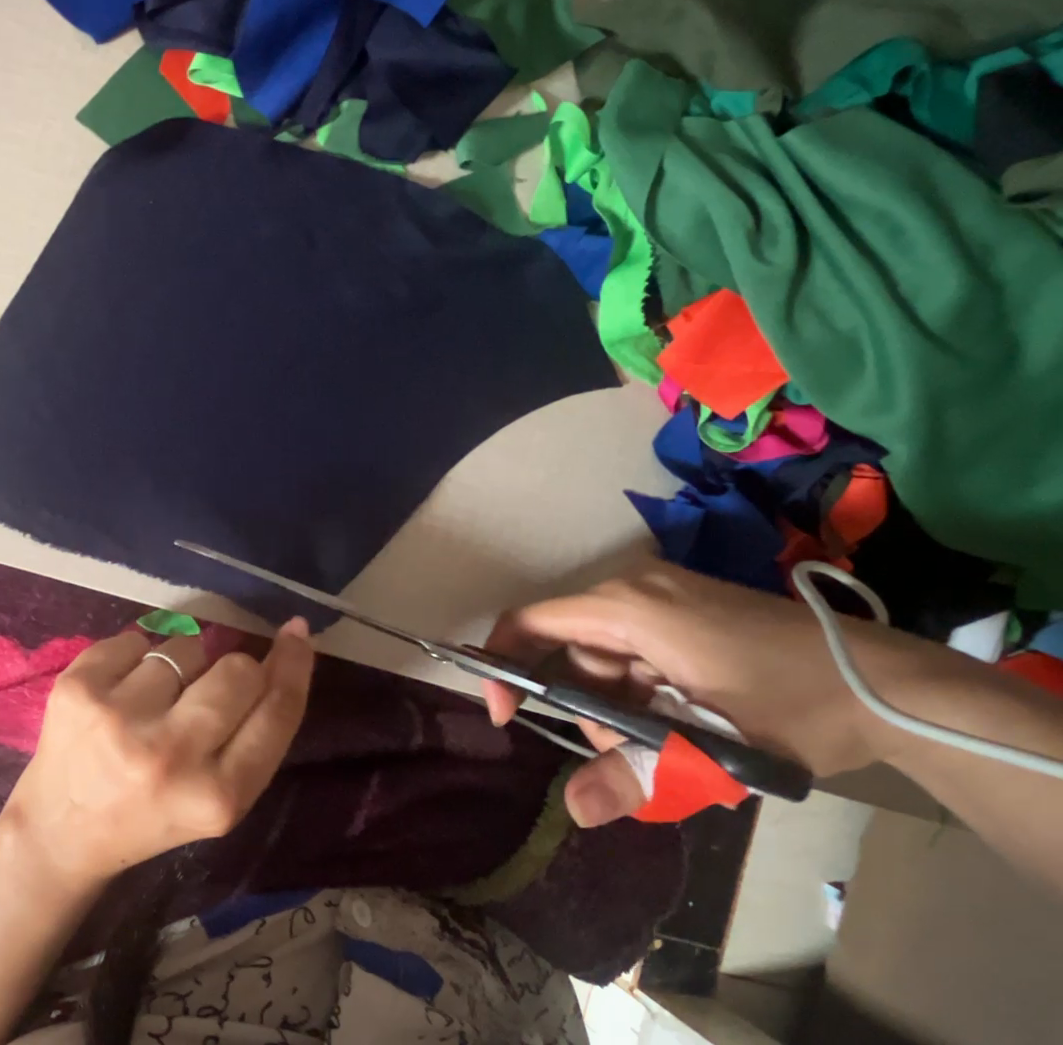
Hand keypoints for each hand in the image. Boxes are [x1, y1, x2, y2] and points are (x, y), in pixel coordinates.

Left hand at [0, 620, 315, 892]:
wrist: (61, 833)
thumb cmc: (151, 817)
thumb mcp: (219, 801)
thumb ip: (254, 736)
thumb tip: (287, 644)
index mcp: (218, 797)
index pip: (277, 710)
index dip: (294, 665)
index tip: (296, 634)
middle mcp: (170, 755)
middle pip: (237, 670)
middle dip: (234, 669)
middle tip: (211, 689)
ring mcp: (118, 718)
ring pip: (185, 648)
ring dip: (182, 665)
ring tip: (157, 702)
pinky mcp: (77, 688)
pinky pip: (135, 638)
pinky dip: (137, 657)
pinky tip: (122, 692)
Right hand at [481, 561, 1003, 826]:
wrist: (899, 689)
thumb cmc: (798, 707)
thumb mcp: (713, 751)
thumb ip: (635, 777)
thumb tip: (574, 812)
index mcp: (627, 606)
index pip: (529, 623)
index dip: (503, 667)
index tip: (506, 718)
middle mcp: (635, 590)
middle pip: (571, 652)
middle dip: (590, 708)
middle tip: (634, 753)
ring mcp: (666, 598)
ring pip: (606, 659)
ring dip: (623, 708)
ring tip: (679, 744)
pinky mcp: (688, 613)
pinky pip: (637, 653)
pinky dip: (647, 694)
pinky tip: (689, 721)